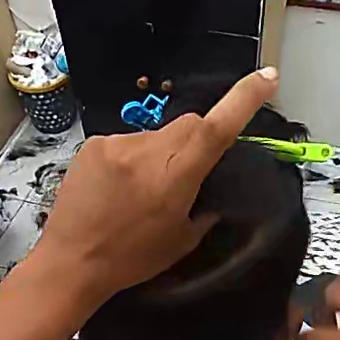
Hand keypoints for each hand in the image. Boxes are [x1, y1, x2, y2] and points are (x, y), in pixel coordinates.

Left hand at [33, 68, 277, 302]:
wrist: (72, 262)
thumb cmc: (131, 259)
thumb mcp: (182, 241)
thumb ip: (205, 208)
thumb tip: (213, 191)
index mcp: (175, 176)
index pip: (216, 127)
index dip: (244, 98)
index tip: (267, 77)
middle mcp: (146, 151)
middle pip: (189, 124)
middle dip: (199, 139)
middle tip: (189, 176)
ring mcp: (116, 143)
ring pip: (158, 135)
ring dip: (162, 155)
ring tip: (143, 194)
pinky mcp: (94, 144)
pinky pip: (128, 142)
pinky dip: (134, 160)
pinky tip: (120, 189)